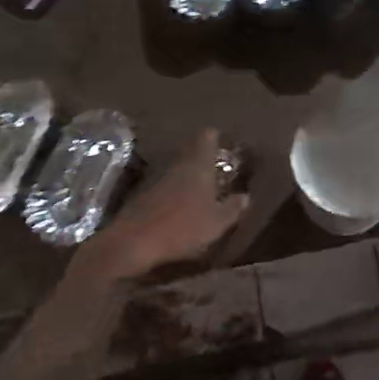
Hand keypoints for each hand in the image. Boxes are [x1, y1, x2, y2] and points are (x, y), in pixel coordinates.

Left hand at [83, 129, 248, 280]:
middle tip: (216, 169)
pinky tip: (179, 206)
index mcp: (198, 166)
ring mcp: (156, 177)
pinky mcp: (141, 193)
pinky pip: (163, 185)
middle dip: (202, 157)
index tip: (223, 143)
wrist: (133, 242)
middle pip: (190, 151)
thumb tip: (245, 196)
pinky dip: (173, 191)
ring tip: (200, 190)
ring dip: (187, 175)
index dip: (215, 137)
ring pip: (176, 168)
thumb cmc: (183, 228)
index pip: (207, 137)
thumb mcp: (217, 223)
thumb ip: (233, 208)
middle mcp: (177, 165)